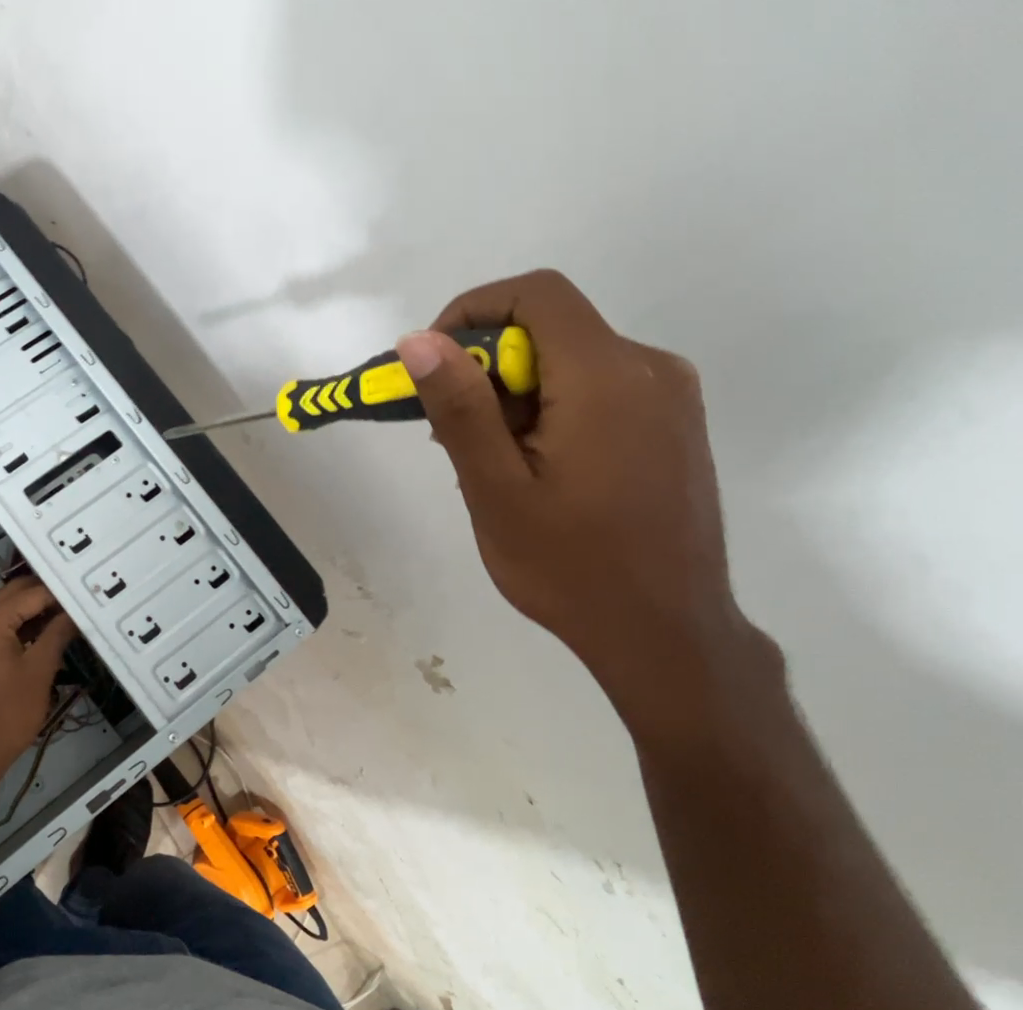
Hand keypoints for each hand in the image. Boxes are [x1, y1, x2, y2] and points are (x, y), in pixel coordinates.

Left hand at [0, 577, 76, 781]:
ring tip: (70, 614)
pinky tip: (48, 632)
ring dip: (36, 610)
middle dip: (47, 595)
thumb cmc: (9, 712)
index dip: (60, 592)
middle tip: (80, 600)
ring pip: (8, 610)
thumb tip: (76, 611)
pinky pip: (0, 627)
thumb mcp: (40, 670)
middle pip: (16, 594)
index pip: (31, 592)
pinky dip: (22, 626)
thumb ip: (58, 633)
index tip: (88, 592)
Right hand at [398, 270, 747, 678]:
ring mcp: (671, 396)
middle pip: (552, 328)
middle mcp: (650, 368)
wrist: (665, 631)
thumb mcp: (496, 488)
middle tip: (452, 437)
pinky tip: (536, 469)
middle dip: (488, 367)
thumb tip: (418, 339)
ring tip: (490, 464)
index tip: (433, 367)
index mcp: (606, 377)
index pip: (535, 294)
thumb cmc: (569, 566)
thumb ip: (460, 406)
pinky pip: (600, 389)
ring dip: (517, 393)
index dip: (472, 311)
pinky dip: (553, 408)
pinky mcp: (674, 424)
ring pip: (573, 361)